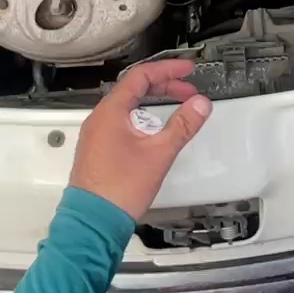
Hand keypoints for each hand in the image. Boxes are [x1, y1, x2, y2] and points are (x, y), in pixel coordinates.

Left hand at [69, 59, 213, 219]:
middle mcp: (100, 119)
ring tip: (176, 109)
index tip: (186, 70)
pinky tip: (155, 132)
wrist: (93, 223)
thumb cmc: (118, 189)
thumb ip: (182, 125)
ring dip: (154, 103)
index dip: (167, 69)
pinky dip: (142, 119)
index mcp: (111, 111)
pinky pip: (122, 122)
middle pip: (134, 89)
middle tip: (188, 91)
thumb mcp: (159, 153)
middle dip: (164, 86)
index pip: (141, 76)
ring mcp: (97, 135)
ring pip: (128, 107)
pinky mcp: (99, 150)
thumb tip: (200, 104)